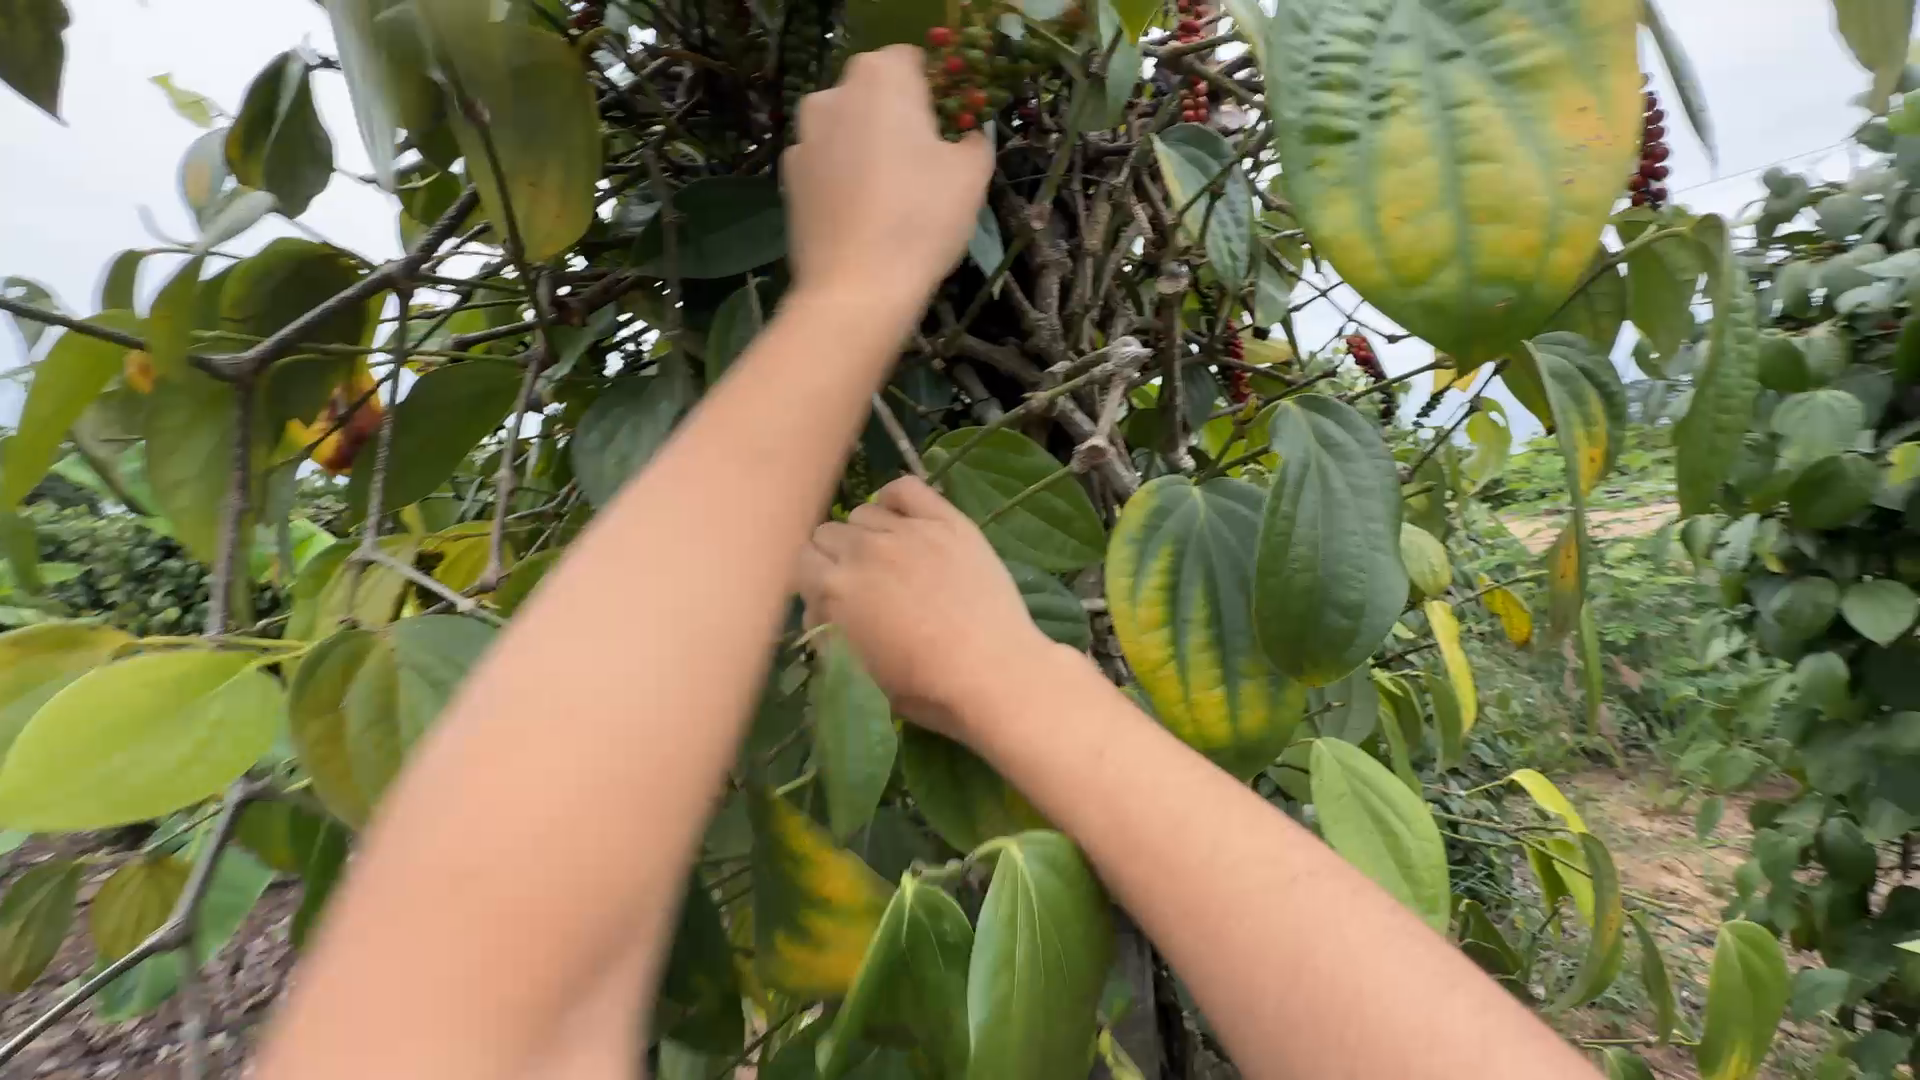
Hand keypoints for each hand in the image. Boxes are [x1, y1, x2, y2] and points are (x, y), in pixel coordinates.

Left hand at [781, 46, 993, 319]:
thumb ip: (974, 143)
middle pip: (873, 96)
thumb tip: (966, 140)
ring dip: (866, 153)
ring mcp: (803, 138)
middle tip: (920, 172)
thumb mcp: (972, 177)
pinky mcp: (789, 180)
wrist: (857, 289)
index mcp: (881, 77)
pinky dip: (842, 184)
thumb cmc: (921, 222)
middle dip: (896, 123)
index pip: (912, 63)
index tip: (944, 137)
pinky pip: (826, 169)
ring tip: (889, 202)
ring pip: (846, 133)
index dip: (933, 97)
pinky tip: (861, 221)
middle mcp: (833, 95)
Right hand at [796, 477, 1055, 737]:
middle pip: (827, 534)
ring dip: (866, 534)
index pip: (800, 562)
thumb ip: (830, 634)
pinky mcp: (946, 522)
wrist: (992, 673)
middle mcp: (864, 550)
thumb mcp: (858, 672)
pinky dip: (895, 500)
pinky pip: (905, 489)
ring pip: (863, 513)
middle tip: (860, 584)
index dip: (813, 581)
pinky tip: (904, 521)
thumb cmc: (924, 686)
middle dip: (835, 558)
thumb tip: (821, 610)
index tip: (829, 599)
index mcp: (836, 589)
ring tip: (889, 559)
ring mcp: (908, 531)